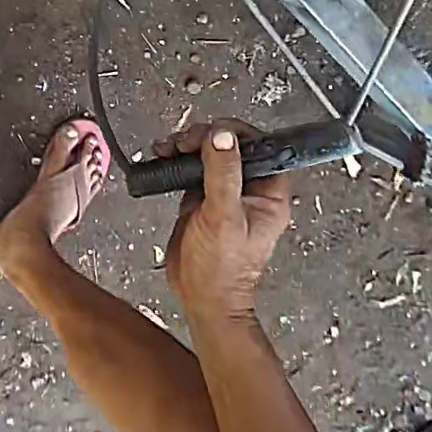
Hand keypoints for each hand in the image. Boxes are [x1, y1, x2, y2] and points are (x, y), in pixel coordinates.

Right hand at [159, 120, 294, 323]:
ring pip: (208, 154)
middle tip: (184, 143)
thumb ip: (223, 174)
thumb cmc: (222, 269)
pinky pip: (190, 168)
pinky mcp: (200, 199)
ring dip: (186, 145)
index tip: (211, 134)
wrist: (200, 296)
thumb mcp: (224, 217)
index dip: (234, 134)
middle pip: (229, 145)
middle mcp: (247, 190)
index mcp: (267, 193)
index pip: (259, 146)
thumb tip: (222, 136)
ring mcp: (222, 193)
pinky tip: (163, 159)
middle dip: (204, 137)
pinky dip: (176, 160)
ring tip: (169, 149)